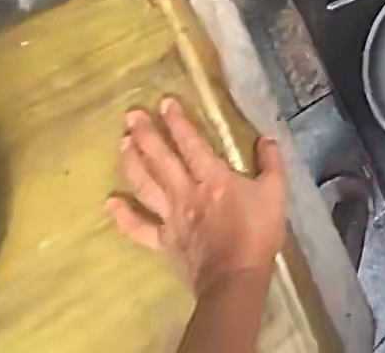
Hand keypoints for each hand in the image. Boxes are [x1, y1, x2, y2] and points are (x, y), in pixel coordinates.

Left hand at [106, 96, 287, 294]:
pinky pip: (139, 228)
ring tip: (122, 142)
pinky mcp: (163, 242)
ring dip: (132, 162)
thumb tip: (265, 137)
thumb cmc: (257, 233)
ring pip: (146, 186)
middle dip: (146, 135)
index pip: (191, 143)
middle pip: (162, 159)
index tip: (164, 102)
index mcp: (213, 178)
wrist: (235, 281)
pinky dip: (122, 216)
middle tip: (131, 115)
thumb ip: (270, 161)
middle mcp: (186, 192)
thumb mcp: (275, 191)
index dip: (178, 121)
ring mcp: (171, 218)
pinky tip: (109, 202)